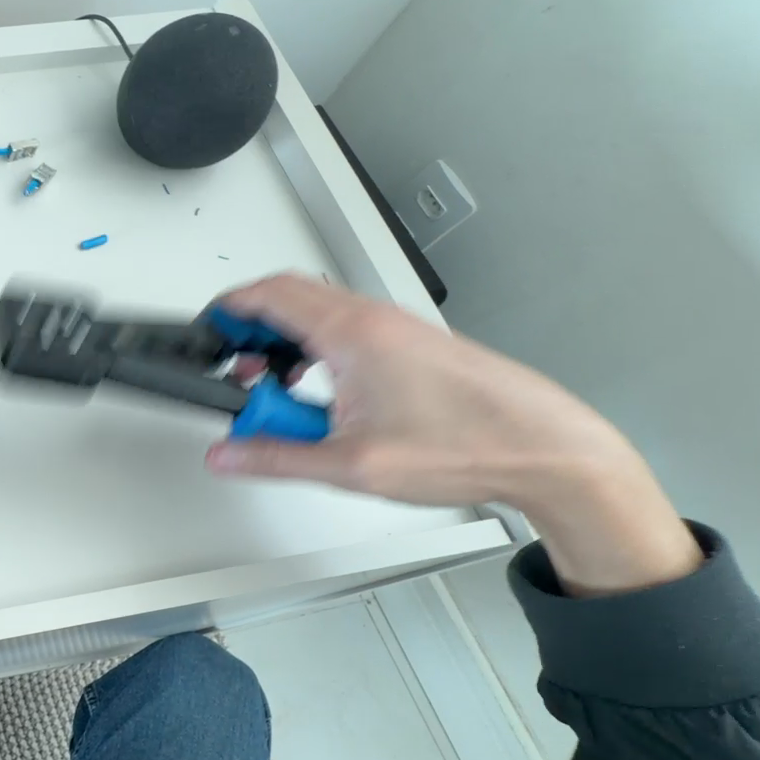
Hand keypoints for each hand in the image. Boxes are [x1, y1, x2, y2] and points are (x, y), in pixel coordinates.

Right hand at [203, 274, 700, 594]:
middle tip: (231, 362)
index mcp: (353, 336)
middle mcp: (376, 321)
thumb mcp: (350, 465)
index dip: (227, 307)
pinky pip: (346, 329)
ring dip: (282, 339)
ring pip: (319, 312)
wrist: (552, 453)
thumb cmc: (473, 447)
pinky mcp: (412, 345)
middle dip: (249, 325)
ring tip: (272, 386)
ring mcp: (397, 329)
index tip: (207, 328)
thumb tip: (225, 453)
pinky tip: (317, 392)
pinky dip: (314, 348)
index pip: (270, 294)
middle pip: (290, 296)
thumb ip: (273, 457)